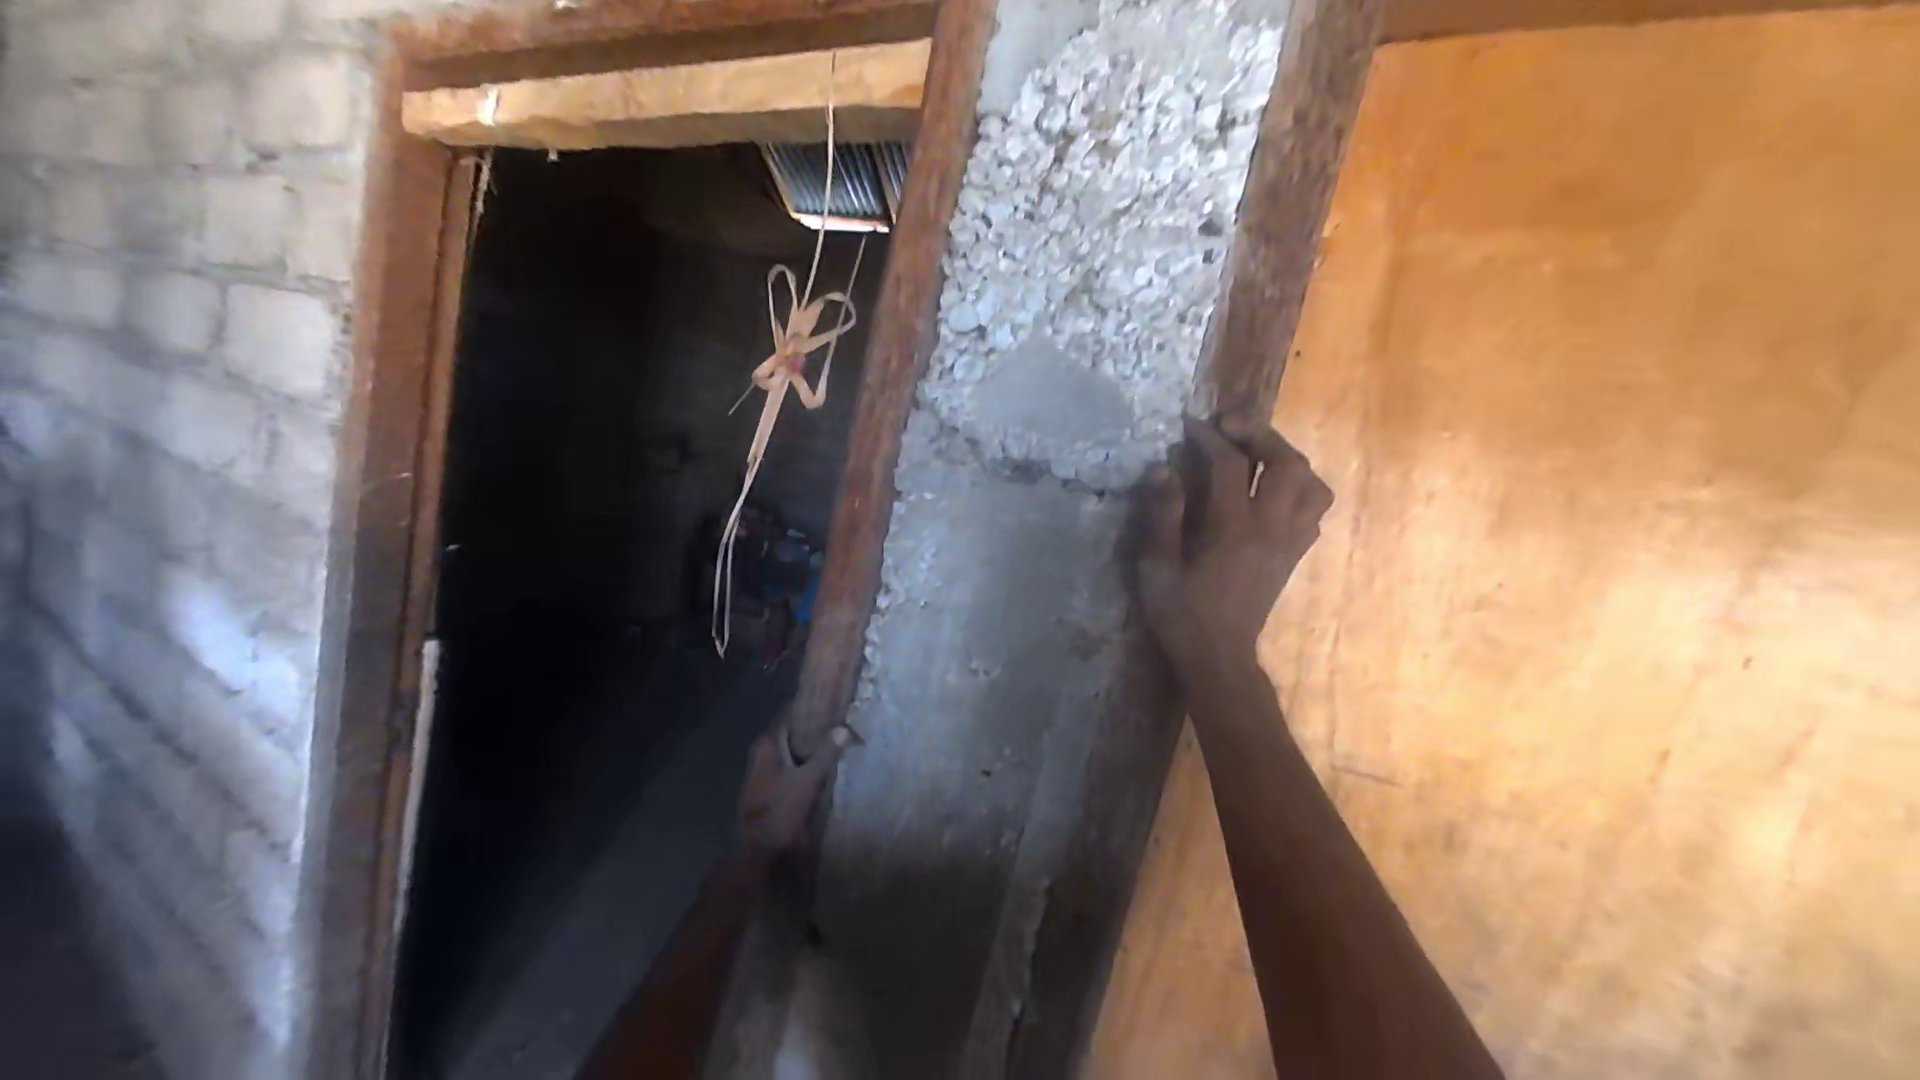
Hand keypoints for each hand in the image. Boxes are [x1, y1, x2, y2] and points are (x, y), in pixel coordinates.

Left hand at [736, 720, 851, 854]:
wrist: (754, 849)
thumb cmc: (779, 811)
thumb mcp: (807, 782)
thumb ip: (825, 755)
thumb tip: (844, 729)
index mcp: (767, 743)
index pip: (788, 712)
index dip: (809, 707)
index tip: (832, 704)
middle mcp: (761, 750)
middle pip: (789, 729)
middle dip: (813, 726)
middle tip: (840, 723)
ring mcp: (761, 767)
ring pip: (788, 746)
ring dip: (808, 744)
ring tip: (834, 741)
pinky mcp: (765, 782)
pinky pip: (787, 760)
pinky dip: (802, 758)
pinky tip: (820, 763)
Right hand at [1137, 415, 1332, 676]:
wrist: (1218, 657)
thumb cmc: (1181, 613)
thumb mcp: (1156, 567)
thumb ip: (1161, 515)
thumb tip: (1162, 468)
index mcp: (1234, 529)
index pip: (1230, 465)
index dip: (1209, 437)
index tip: (1190, 424)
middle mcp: (1272, 528)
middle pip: (1288, 462)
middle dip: (1261, 434)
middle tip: (1231, 426)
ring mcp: (1290, 541)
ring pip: (1312, 483)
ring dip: (1287, 458)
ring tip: (1257, 455)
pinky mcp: (1295, 554)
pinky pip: (1314, 508)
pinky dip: (1298, 488)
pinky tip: (1270, 492)